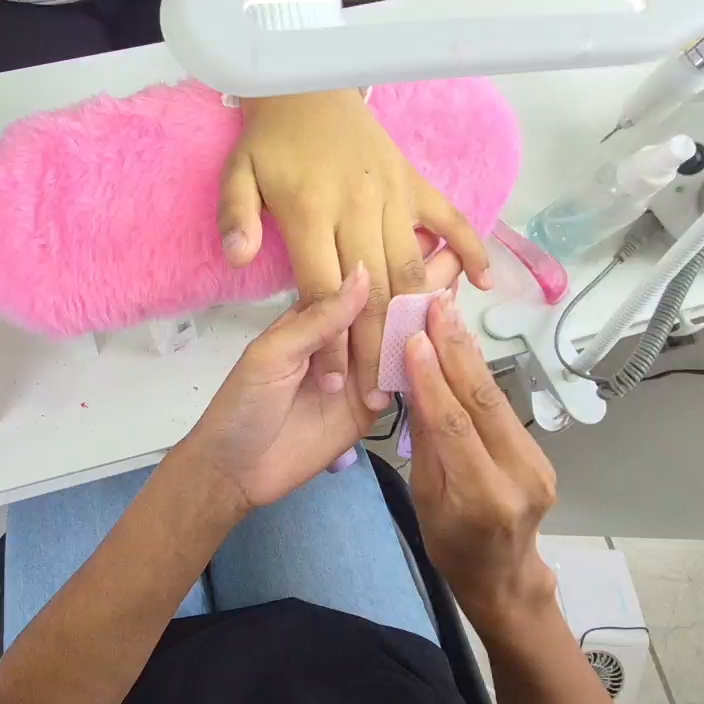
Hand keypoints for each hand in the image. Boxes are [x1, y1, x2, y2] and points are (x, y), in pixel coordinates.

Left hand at [178, 253, 459, 512]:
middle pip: (387, 307)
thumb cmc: (242, 405)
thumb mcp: (272, 355)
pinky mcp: (372, 407)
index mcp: (314, 319)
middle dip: (420, 281)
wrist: (236, 471)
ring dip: (430, 315)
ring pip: (401, 339)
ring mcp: (360, 372)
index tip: (426, 232)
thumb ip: (319, 319)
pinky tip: (455, 339)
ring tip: (468, 283)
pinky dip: (428, 363)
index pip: (359, 284)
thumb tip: (364, 271)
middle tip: (461, 253)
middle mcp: (342, 340)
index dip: (388, 260)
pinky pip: (405, 381)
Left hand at [222, 89, 493, 415]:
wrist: (307, 84)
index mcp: (310, 214)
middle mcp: (358, 208)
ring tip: (419, 363)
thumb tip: (237, 259)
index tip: (338, 383)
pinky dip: (471, 249)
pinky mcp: (416, 183)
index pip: (324, 292)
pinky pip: (451, 218)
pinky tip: (483, 284)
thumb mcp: (236, 174)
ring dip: (418, 319)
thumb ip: (235, 218)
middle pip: (373, 292)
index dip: (333, 341)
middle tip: (381, 392)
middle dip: (378, 347)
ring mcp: (394, 196)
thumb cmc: (268, 141)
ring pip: (411, 268)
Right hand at [404, 291, 558, 624]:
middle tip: (436, 305)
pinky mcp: (541, 453)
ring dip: (468, 353)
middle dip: (456, 349)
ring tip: (447, 313)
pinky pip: (503, 409)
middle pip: (483, 402)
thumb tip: (417, 381)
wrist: (503, 576)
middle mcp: (519, 477)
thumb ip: (427, 442)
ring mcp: (538, 463)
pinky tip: (462, 346)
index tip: (414, 337)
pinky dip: (479, 375)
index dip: (433, 379)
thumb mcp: (425, 498)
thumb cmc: (450, 545)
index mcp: (482, 497)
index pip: (454, 426)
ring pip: (496, 399)